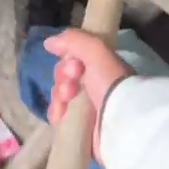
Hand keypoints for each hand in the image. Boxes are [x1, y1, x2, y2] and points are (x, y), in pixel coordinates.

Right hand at [44, 28, 133, 154]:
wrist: (119, 122)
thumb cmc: (110, 82)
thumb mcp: (96, 50)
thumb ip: (72, 40)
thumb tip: (48, 43)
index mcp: (100, 68)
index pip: (73, 58)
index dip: (68, 59)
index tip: (74, 64)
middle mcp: (93, 87)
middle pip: (64, 76)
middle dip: (63, 76)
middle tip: (72, 82)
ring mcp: (86, 108)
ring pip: (59, 95)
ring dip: (59, 94)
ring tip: (67, 99)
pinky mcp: (79, 128)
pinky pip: (59, 116)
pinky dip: (57, 113)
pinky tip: (62, 113)